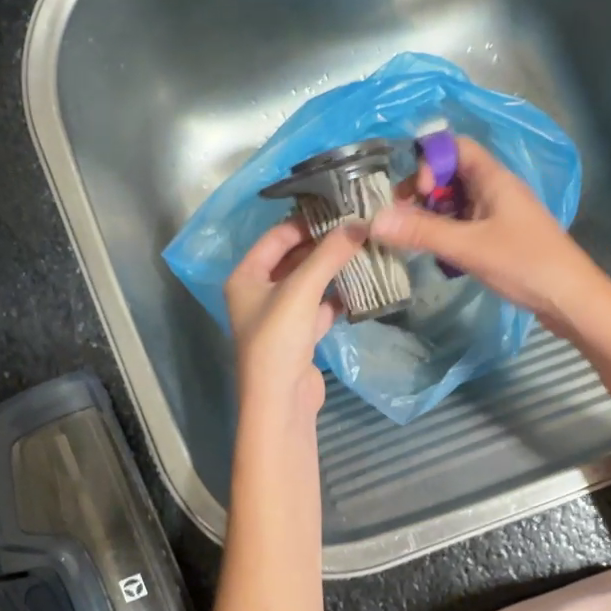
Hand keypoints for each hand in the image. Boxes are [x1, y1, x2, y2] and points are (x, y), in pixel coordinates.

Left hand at [224, 218, 361, 421]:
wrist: (281, 400)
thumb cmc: (279, 339)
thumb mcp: (302, 290)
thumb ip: (329, 255)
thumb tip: (360, 224)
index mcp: (245, 277)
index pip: (276, 237)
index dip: (305, 222)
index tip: (339, 210)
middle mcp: (258, 293)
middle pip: (293, 259)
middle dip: (323, 246)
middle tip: (357, 229)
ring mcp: (279, 317)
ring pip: (309, 284)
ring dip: (333, 271)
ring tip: (364, 252)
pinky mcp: (299, 337)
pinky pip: (319, 308)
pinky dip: (337, 298)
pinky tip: (361, 287)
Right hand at [370, 137, 609, 335]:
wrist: (570, 299)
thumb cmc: (525, 264)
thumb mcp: (469, 248)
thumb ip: (423, 233)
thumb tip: (375, 220)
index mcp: (494, 179)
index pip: (455, 147)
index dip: (430, 162)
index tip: (417, 193)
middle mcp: (497, 190)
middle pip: (452, 176)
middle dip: (425, 193)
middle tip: (404, 220)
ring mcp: (501, 216)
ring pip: (457, 204)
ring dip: (434, 218)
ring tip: (417, 241)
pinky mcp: (502, 240)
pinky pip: (467, 226)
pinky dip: (449, 236)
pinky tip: (441, 257)